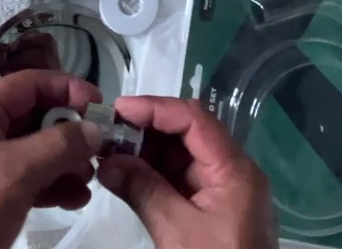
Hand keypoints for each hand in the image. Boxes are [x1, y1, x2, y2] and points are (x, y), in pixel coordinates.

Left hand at [0, 70, 102, 248]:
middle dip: (69, 132)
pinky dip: (49, 186)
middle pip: (33, 118)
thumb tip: (95, 129)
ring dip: (64, 163)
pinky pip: (23, 181)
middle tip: (100, 152)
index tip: (101, 104)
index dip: (67, 87)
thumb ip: (59, 145)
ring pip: (32, 153)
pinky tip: (72, 199)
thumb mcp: (15, 172)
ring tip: (88, 182)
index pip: (30, 83)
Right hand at [95, 96, 276, 248]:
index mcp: (235, 169)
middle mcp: (233, 169)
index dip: (155, 108)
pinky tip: (127, 170)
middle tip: (110, 128)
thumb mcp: (177, 233)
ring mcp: (224, 188)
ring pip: (183, 152)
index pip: (194, 119)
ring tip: (111, 148)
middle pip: (189, 131)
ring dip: (147, 148)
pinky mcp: (213, 206)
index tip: (119, 109)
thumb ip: (143, 191)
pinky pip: (182, 176)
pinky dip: (154, 171)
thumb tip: (106, 162)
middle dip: (148, 127)